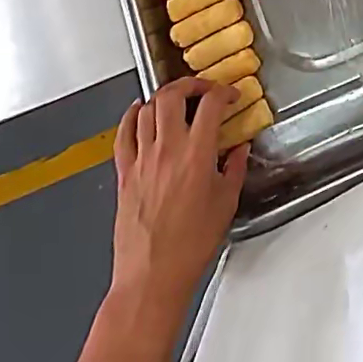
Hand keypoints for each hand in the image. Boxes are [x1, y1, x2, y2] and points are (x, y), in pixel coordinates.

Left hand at [109, 79, 248, 303]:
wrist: (152, 277)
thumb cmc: (190, 245)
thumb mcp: (226, 202)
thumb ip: (235, 168)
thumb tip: (240, 150)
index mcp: (197, 154)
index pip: (211, 103)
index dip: (224, 92)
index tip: (231, 97)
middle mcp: (167, 149)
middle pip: (173, 95)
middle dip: (191, 84)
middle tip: (203, 89)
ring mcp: (142, 160)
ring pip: (146, 109)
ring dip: (163, 97)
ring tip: (176, 99)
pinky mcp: (125, 174)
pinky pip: (123, 134)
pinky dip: (130, 116)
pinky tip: (137, 111)